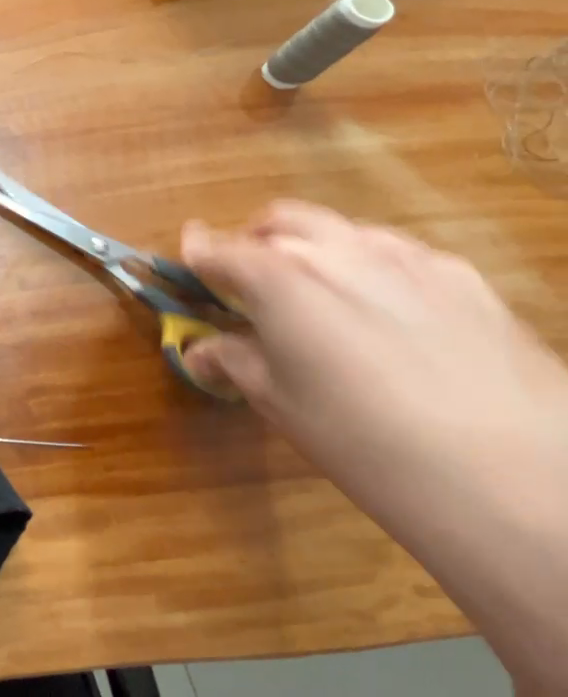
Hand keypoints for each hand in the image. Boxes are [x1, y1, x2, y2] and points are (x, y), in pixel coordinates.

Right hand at [180, 201, 566, 502]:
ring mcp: (411, 261)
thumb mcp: (277, 402)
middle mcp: (339, 252)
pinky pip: (405, 257)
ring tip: (320, 296)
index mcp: (278, 276)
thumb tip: (203, 350)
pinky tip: (388, 315)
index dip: (197, 252)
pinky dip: (376, 270)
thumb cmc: (362, 440)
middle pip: (282, 221)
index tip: (188, 258)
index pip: (219, 248)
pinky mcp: (469, 283)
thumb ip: (233, 360)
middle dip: (256, 241)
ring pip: (345, 232)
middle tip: (249, 280)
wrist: (513, 481)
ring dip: (317, 250)